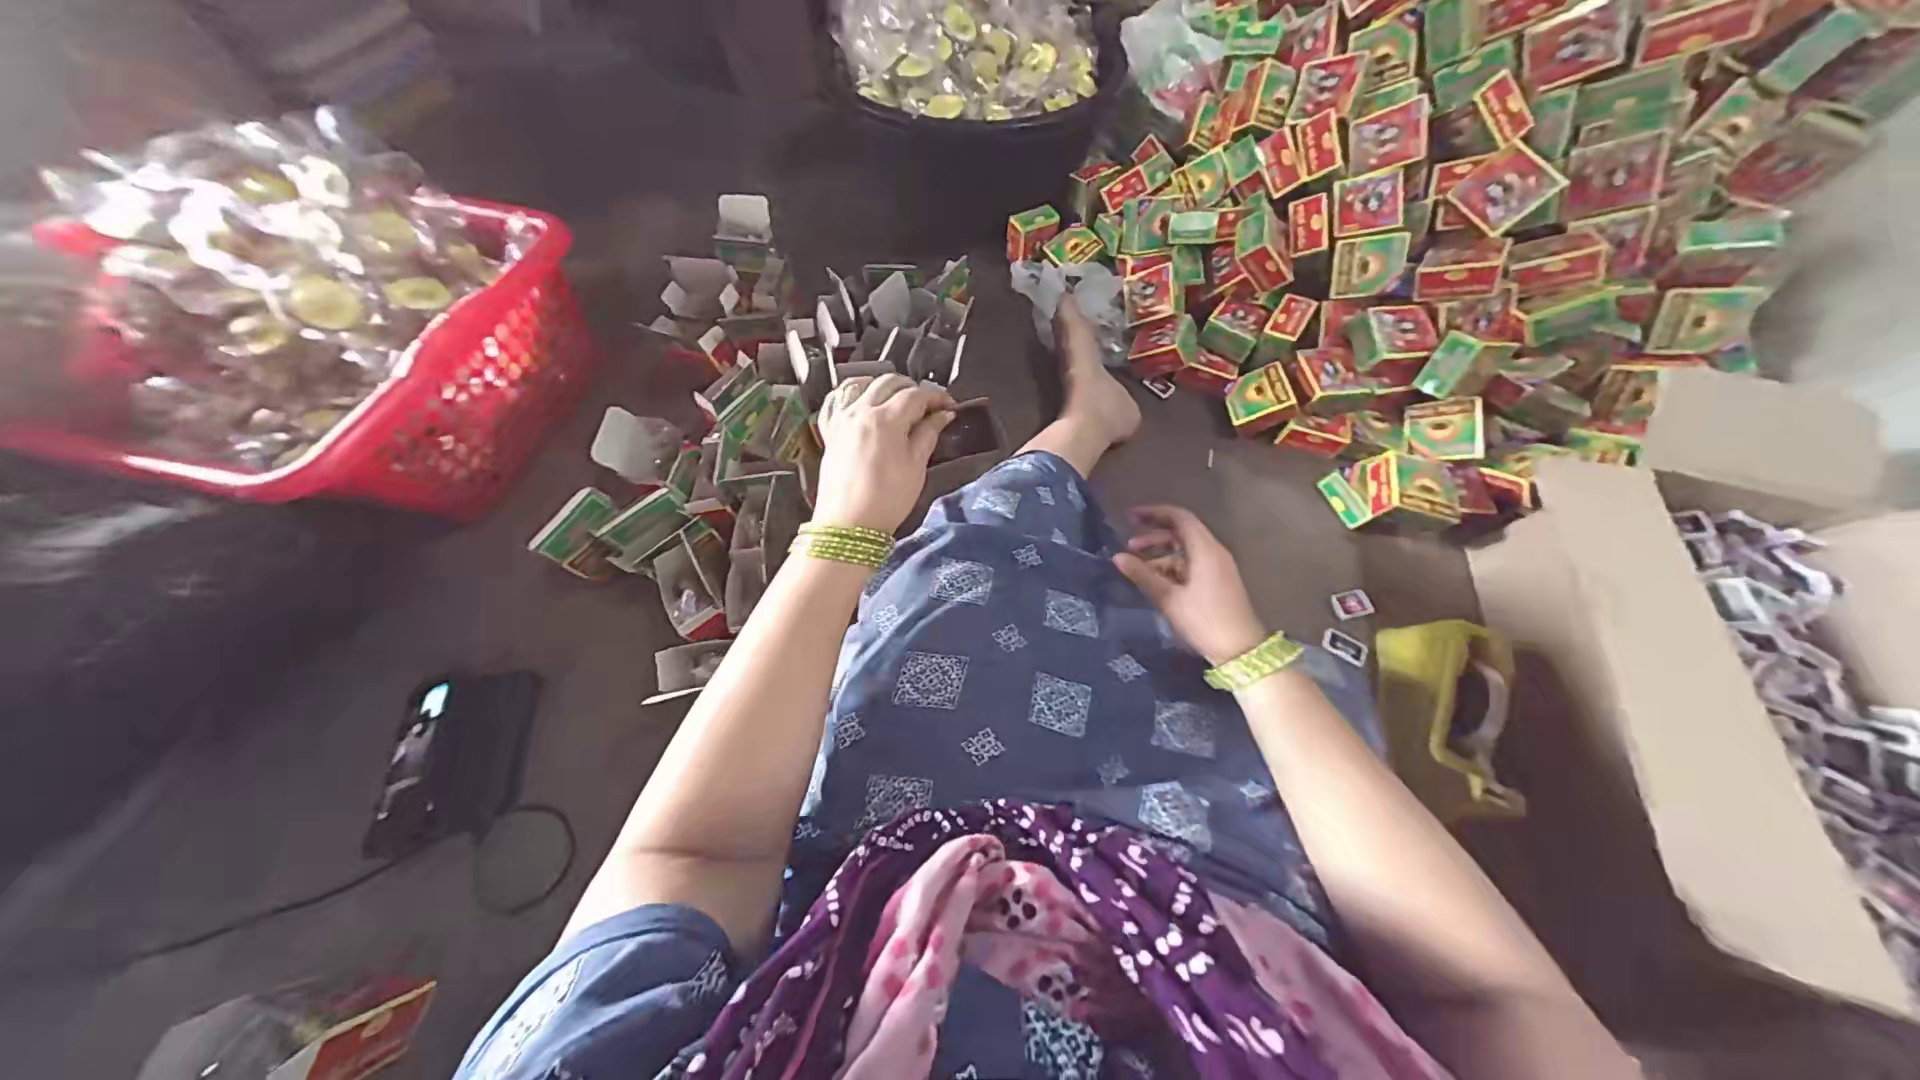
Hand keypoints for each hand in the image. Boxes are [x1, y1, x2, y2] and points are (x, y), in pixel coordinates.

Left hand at [812, 373, 954, 533]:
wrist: (849, 526)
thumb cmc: (886, 500)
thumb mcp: (916, 467)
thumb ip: (928, 434)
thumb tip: (942, 415)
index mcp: (885, 419)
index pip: (915, 395)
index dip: (936, 397)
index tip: (949, 406)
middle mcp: (860, 412)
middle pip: (888, 382)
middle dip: (912, 389)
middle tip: (927, 406)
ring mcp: (841, 420)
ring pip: (861, 384)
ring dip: (881, 386)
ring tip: (896, 400)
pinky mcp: (830, 433)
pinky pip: (837, 401)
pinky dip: (851, 394)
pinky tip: (861, 402)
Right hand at [1112, 504, 1268, 665]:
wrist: (1240, 650)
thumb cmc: (1204, 620)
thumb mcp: (1169, 598)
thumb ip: (1142, 575)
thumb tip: (1117, 557)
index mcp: (1205, 550)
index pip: (1180, 518)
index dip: (1154, 513)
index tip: (1130, 517)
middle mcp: (1214, 552)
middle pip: (1182, 533)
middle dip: (1154, 536)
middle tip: (1129, 545)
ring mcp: (1217, 567)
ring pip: (1185, 550)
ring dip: (1160, 554)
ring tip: (1137, 566)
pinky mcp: (1217, 581)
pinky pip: (1191, 564)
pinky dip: (1171, 566)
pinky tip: (1154, 580)